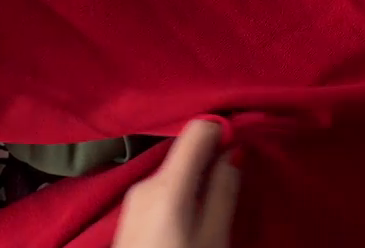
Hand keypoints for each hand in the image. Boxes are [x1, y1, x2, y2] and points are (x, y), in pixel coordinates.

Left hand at [111, 119, 240, 247]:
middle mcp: (145, 182)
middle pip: (185, 152)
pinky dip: (179, 196)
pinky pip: (161, 190)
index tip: (236, 150)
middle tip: (228, 189)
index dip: (221, 132)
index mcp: (167, 184)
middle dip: (209, 163)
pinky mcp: (128, 216)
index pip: (198, 128)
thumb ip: (225, 189)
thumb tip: (233, 151)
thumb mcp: (214, 238)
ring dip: (195, 182)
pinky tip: (186, 225)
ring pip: (174, 172)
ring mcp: (132, 200)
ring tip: (208, 213)